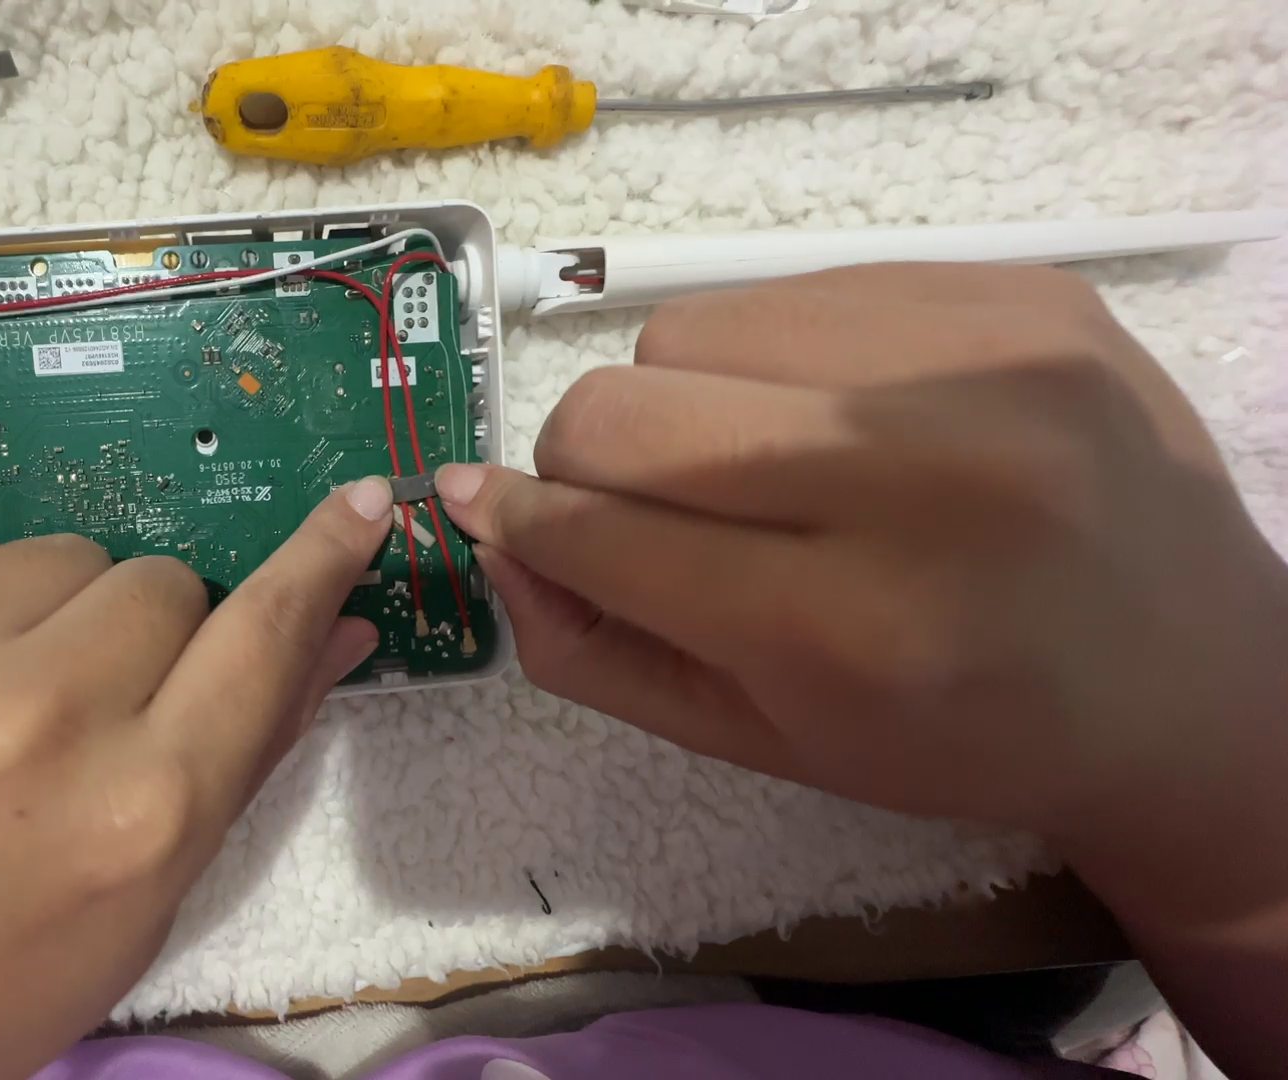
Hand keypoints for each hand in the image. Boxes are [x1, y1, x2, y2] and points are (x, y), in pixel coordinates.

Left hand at [0, 479, 395, 1079]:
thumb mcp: (147, 899)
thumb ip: (254, 746)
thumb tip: (342, 627)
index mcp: (133, 812)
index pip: (263, 636)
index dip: (321, 560)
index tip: (364, 500)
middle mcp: (29, 717)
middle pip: (163, 582)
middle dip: (155, 634)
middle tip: (97, 710)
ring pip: (66, 553)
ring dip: (63, 612)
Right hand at [435, 264, 1287, 1072]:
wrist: (1195, 685)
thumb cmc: (934, 736)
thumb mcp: (736, 736)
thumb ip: (582, 646)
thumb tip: (485, 530)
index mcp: (843, 628)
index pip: (597, 532)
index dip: (511, 516)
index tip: (469, 501)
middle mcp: (918, 476)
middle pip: (616, 411)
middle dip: (581, 464)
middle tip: (633, 506)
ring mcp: (978, 361)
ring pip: (679, 335)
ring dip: (670, 407)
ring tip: (745, 463)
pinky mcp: (1011, 288)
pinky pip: (775, 295)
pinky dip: (753, 360)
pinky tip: (822, 417)